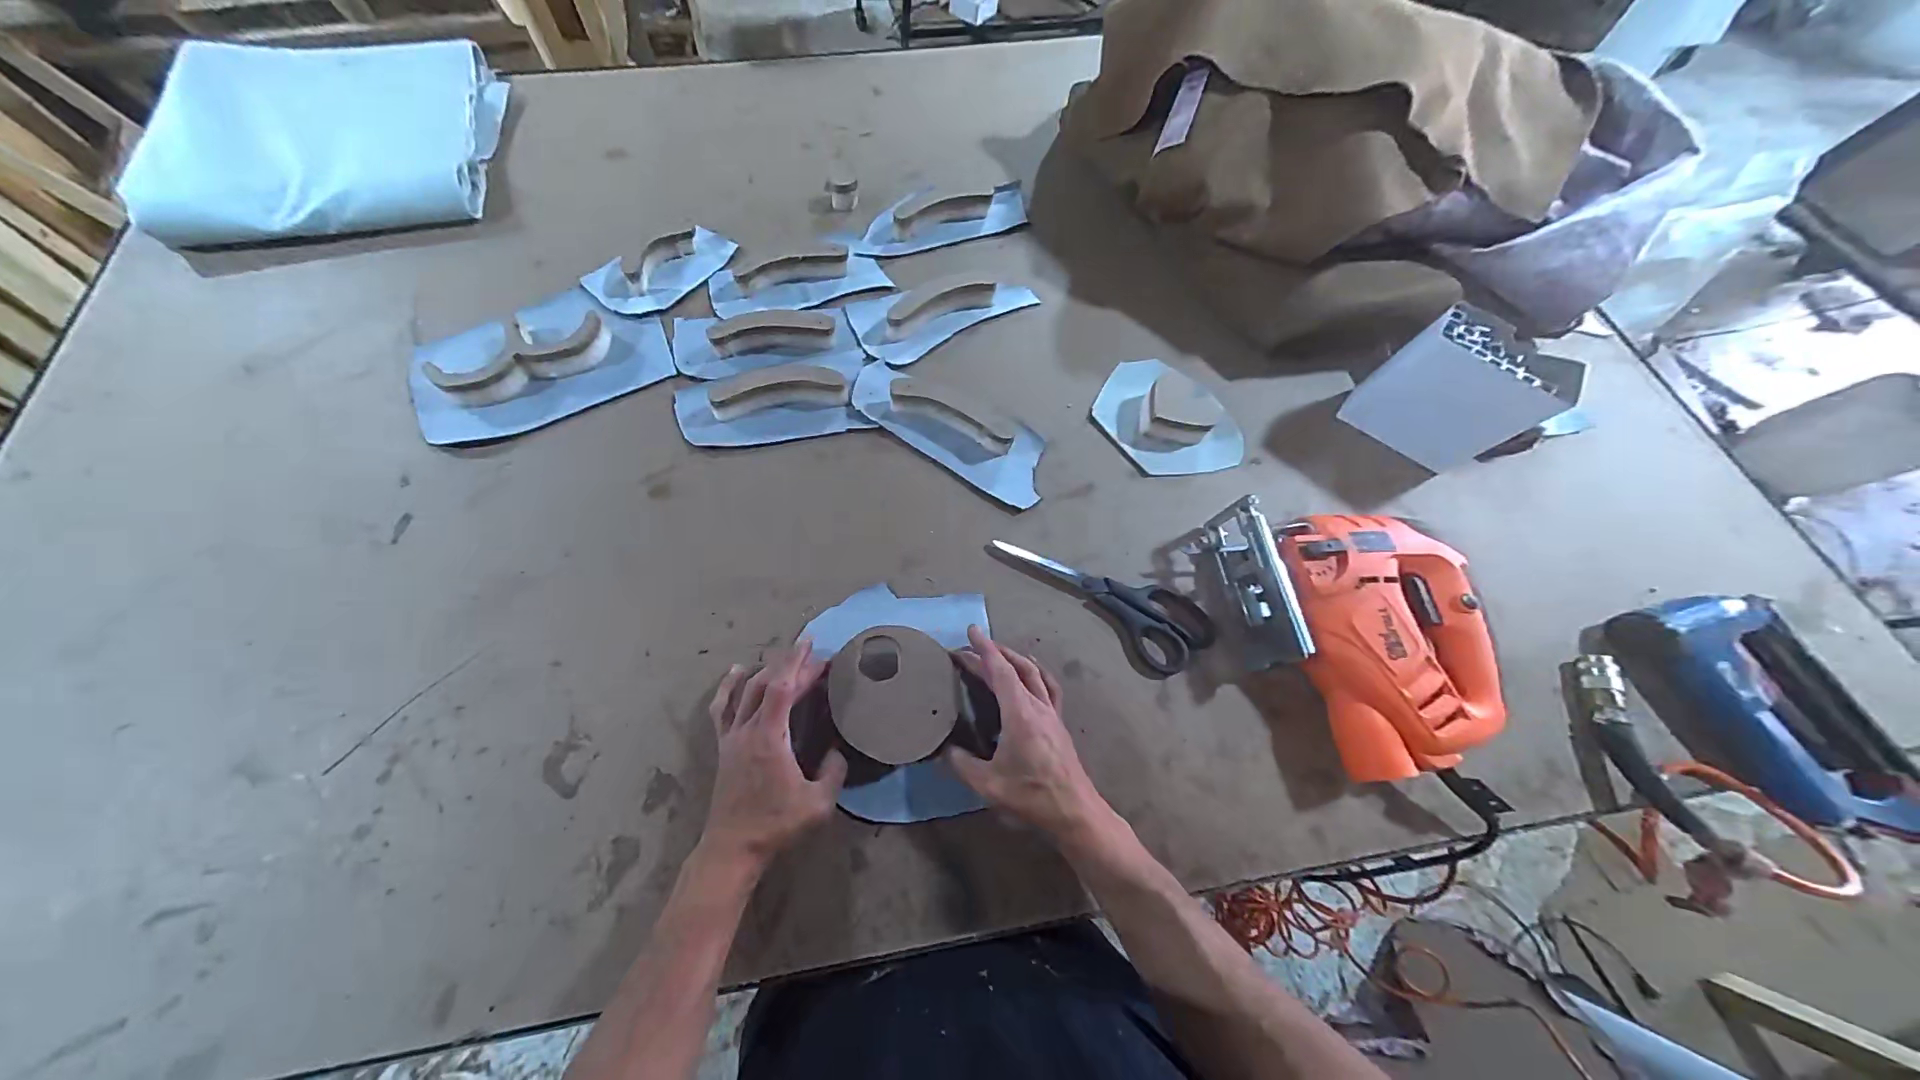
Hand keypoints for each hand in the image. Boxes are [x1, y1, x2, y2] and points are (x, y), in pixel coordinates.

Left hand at [701, 642, 847, 870]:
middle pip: (765, 683)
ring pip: (745, 691)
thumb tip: (837, 751)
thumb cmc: (776, 825)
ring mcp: (731, 737)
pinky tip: (736, 672)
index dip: (799, 666)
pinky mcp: (723, 747)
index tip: (816, 651)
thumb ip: (833, 773)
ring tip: (783, 656)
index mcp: (769, 738)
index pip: (782, 689)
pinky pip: (722, 708)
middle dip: (789, 663)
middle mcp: (747, 730)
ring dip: (766, 669)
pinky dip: (729, 686)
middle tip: (811, 651)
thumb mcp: (818, 804)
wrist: (731, 848)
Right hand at [947, 625, 1110, 841]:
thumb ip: (962, 764)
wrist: (1074, 811)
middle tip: (972, 648)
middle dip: (994, 652)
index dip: (984, 649)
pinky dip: (1036, 673)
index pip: (1000, 670)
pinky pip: (1048, 687)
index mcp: (1019, 713)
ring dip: (1015, 658)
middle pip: (1016, 667)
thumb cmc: (1031, 795)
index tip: (972, 630)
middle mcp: (1037, 705)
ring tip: (998, 654)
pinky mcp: (1059, 723)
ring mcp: (1052, 713)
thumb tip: (943, 749)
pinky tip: (1031, 674)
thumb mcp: (988, 784)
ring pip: (1034, 673)